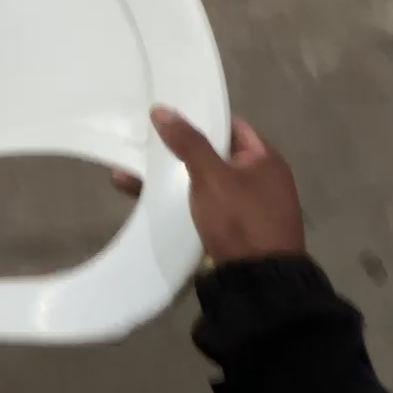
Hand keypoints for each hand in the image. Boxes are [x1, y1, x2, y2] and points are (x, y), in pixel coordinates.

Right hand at [111, 108, 306, 264]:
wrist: (256, 283)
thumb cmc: (240, 219)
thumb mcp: (212, 176)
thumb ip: (188, 141)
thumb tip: (162, 109)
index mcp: (264, 161)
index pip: (231, 125)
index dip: (201, 115)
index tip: (168, 110)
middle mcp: (255, 179)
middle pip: (210, 150)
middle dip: (175, 144)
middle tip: (143, 132)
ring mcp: (239, 203)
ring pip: (195, 176)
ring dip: (164, 171)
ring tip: (127, 162)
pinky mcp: (222, 224)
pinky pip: (190, 199)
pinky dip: (166, 194)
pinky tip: (129, 188)